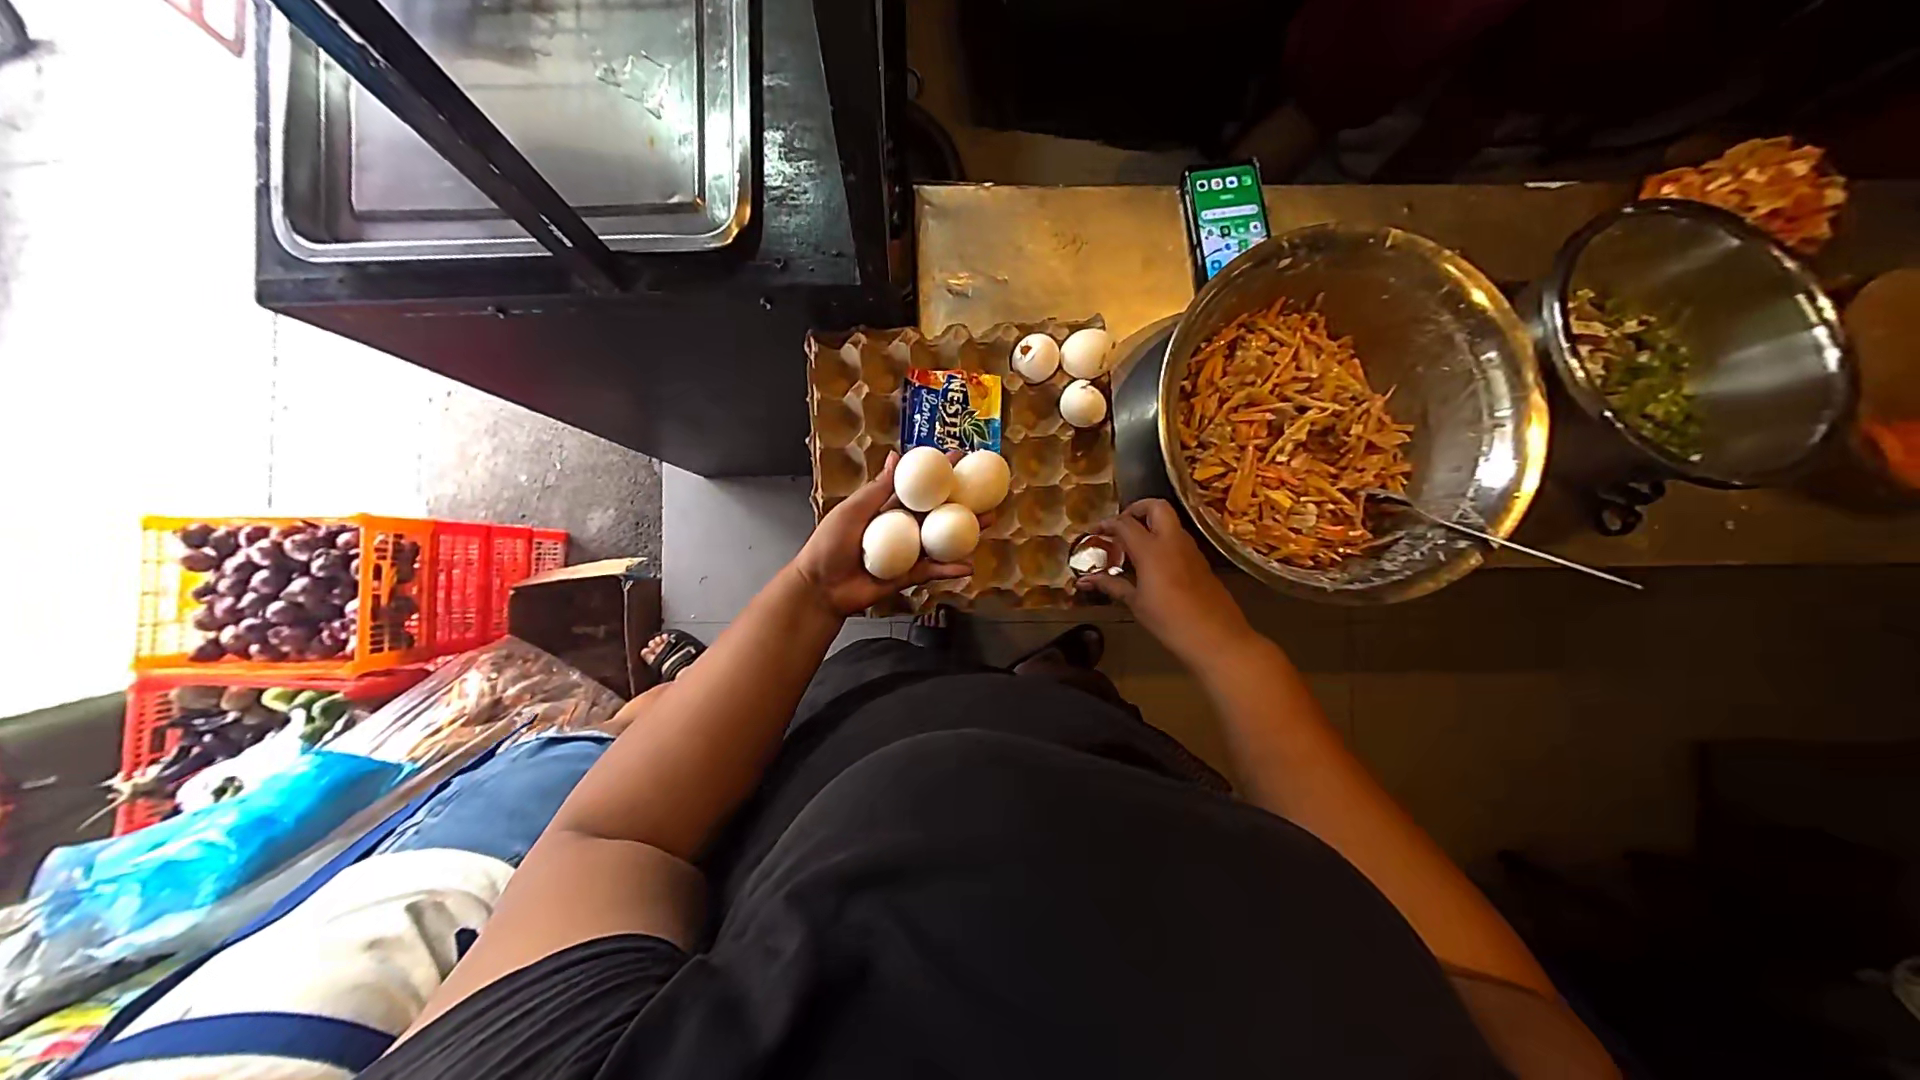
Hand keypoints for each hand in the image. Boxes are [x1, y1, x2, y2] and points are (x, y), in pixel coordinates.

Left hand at [791, 451, 975, 616]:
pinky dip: (950, 569)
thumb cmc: (828, 545)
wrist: (821, 587)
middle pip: (938, 512)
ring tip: (988, 523)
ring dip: (966, 533)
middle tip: (986, 492)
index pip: (918, 487)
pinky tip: (968, 566)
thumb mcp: (852, 510)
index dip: (939, 473)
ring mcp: (907, 553)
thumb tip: (896, 457)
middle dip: (963, 502)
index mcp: (887, 508)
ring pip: (943, 540)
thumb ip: (878, 488)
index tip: (960, 457)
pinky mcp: (908, 576)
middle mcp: (901, 528)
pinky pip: (933, 571)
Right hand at [1077, 499, 1256, 663]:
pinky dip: (1163, 540)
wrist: (1216, 637)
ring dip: (1151, 524)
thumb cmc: (1170, 621)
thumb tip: (1086, 580)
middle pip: (1156, 506)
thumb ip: (1111, 585)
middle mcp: (1172, 541)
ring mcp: (1190, 549)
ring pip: (1170, 521)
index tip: (1095, 531)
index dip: (1107, 523)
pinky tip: (1152, 564)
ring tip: (1133, 545)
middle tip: (1122, 526)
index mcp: (1151, 549)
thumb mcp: (1135, 603)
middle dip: (1136, 509)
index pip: (1125, 523)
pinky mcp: (1200, 561)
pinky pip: (1179, 539)